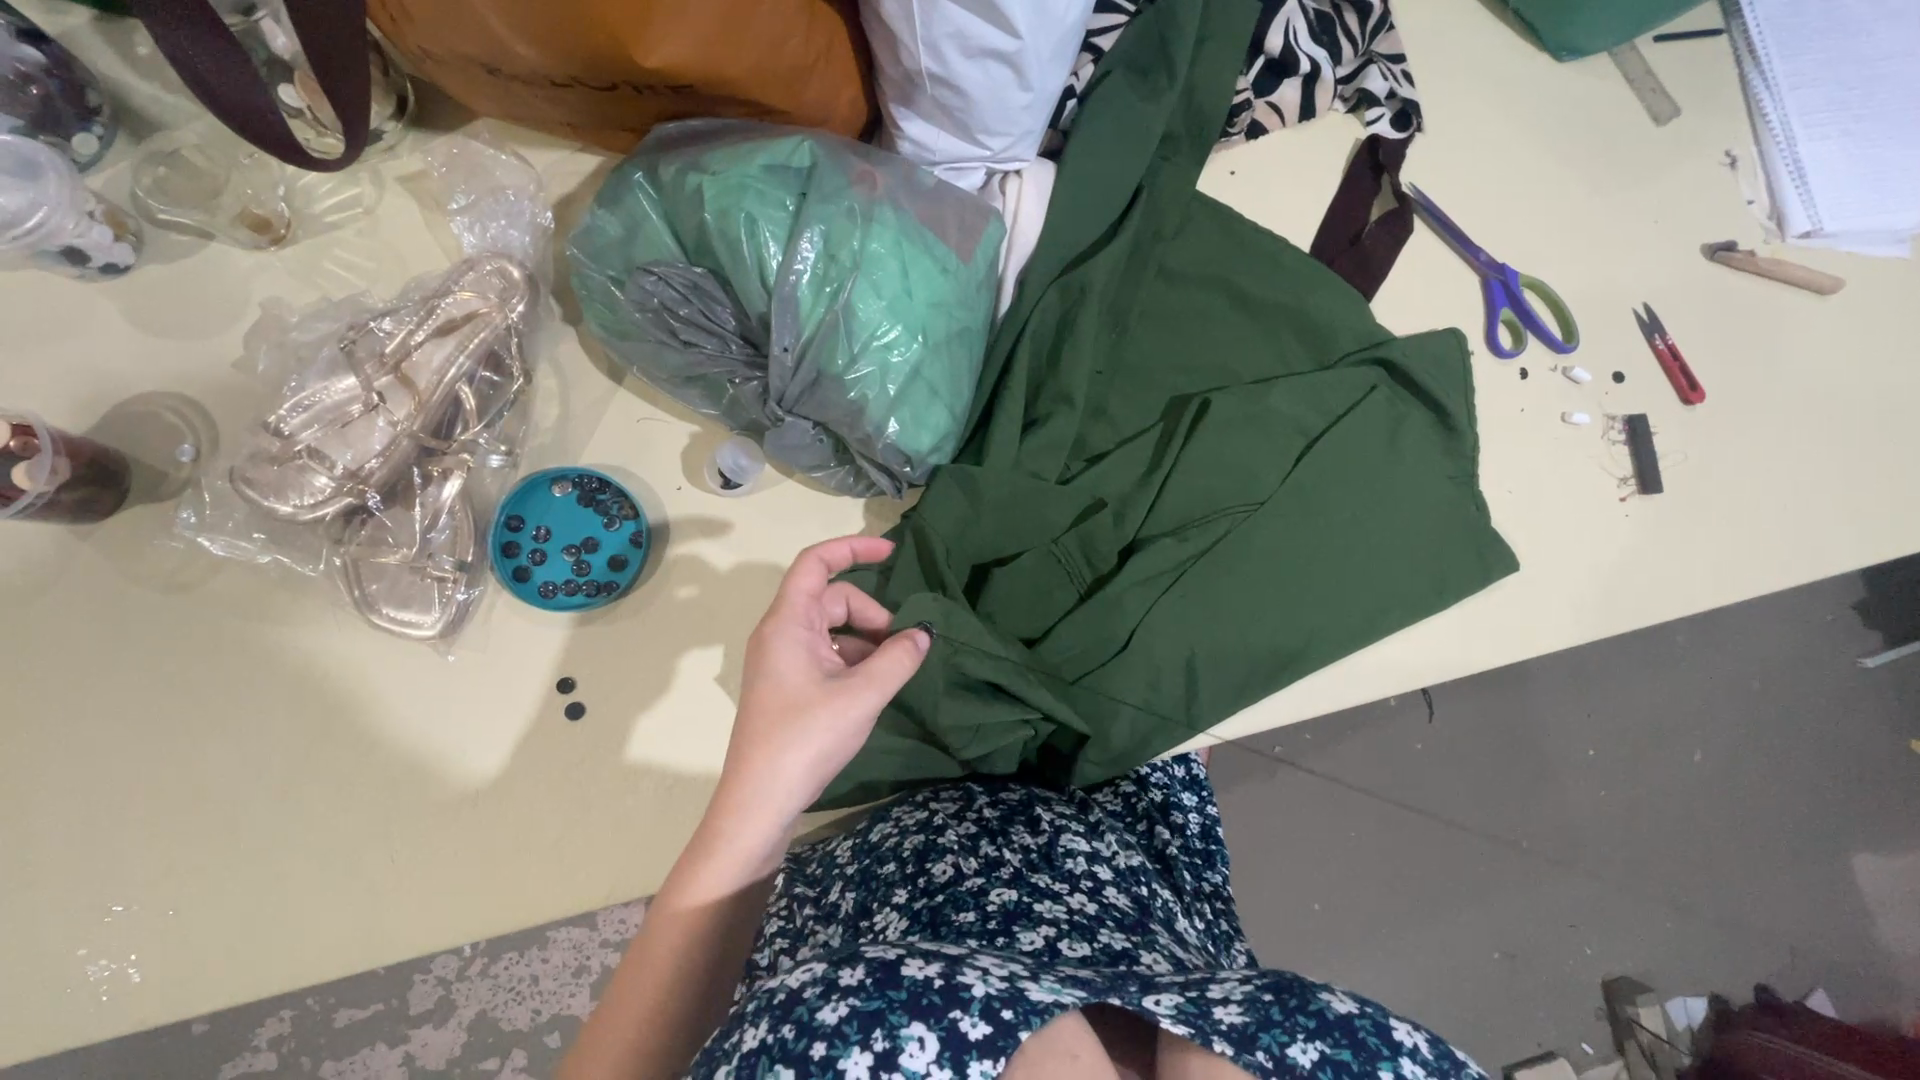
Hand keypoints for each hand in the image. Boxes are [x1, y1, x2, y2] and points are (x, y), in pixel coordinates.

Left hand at [716, 536, 929, 825]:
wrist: (760, 800)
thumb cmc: (806, 738)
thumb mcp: (863, 696)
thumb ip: (898, 658)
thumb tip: (923, 634)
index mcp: (787, 622)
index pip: (816, 563)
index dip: (853, 548)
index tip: (892, 553)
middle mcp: (780, 633)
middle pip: (831, 599)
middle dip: (871, 614)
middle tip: (901, 646)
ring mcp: (781, 661)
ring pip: (831, 630)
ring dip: (865, 642)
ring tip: (892, 672)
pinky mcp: (786, 686)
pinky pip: (825, 655)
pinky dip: (853, 662)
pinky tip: (872, 690)